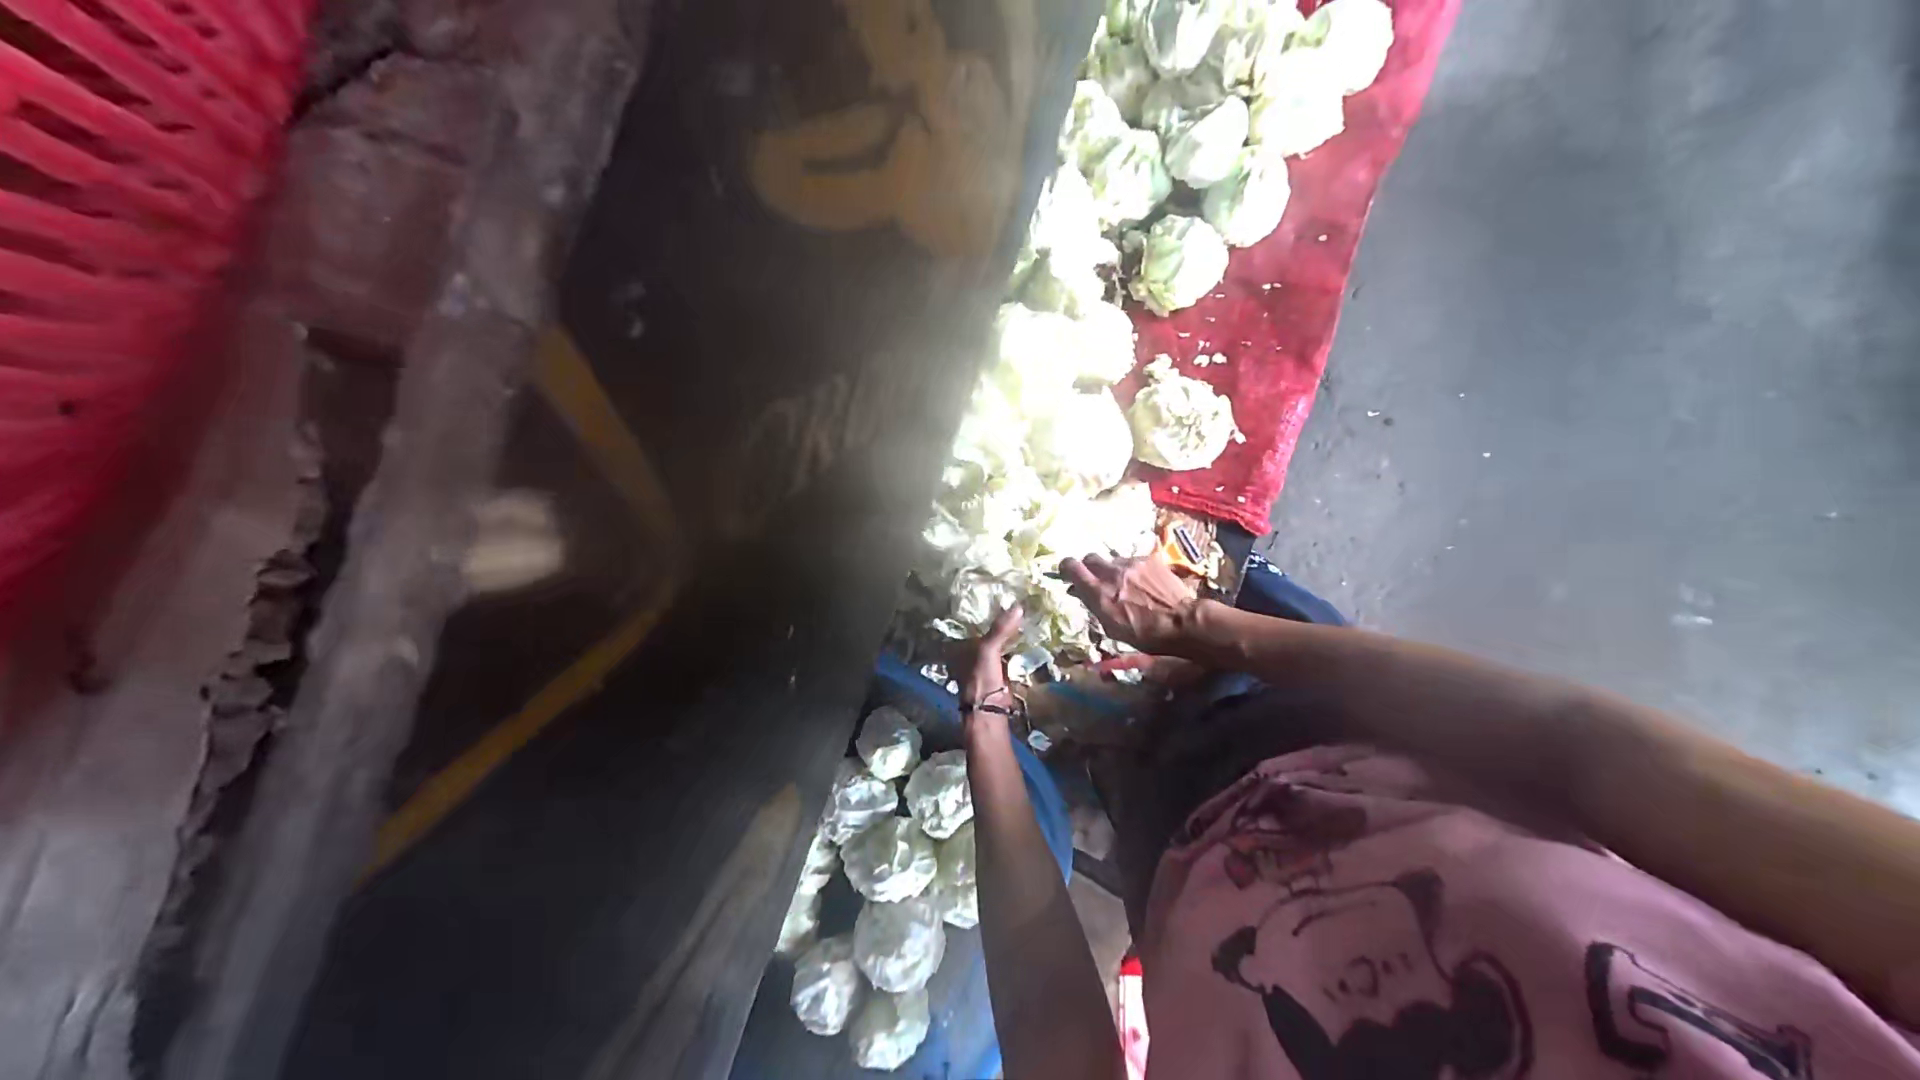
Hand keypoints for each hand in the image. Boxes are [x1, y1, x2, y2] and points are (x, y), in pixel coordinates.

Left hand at [961, 604, 1023, 728]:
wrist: (989, 712)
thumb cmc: (981, 678)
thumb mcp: (988, 649)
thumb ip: (1000, 629)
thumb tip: (1017, 606)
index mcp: (958, 647)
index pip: (968, 623)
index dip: (979, 611)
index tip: (996, 598)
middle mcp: (966, 655)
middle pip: (981, 634)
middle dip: (995, 624)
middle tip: (1013, 607)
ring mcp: (980, 666)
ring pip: (993, 645)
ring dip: (1005, 636)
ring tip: (1021, 620)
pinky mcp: (994, 677)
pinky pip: (1004, 657)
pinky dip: (1012, 650)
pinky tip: (1023, 642)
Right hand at [1060, 553, 1202, 655]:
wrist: (1182, 622)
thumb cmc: (1144, 634)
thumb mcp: (1111, 627)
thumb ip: (1093, 604)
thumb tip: (1079, 591)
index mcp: (1099, 591)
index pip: (1071, 566)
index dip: (1066, 568)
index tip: (1068, 575)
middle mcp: (1112, 572)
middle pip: (1090, 558)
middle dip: (1090, 568)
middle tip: (1097, 581)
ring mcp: (1132, 563)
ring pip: (1113, 560)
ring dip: (1113, 571)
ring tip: (1126, 586)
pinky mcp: (1149, 559)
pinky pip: (1133, 561)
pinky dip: (1133, 571)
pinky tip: (1144, 584)